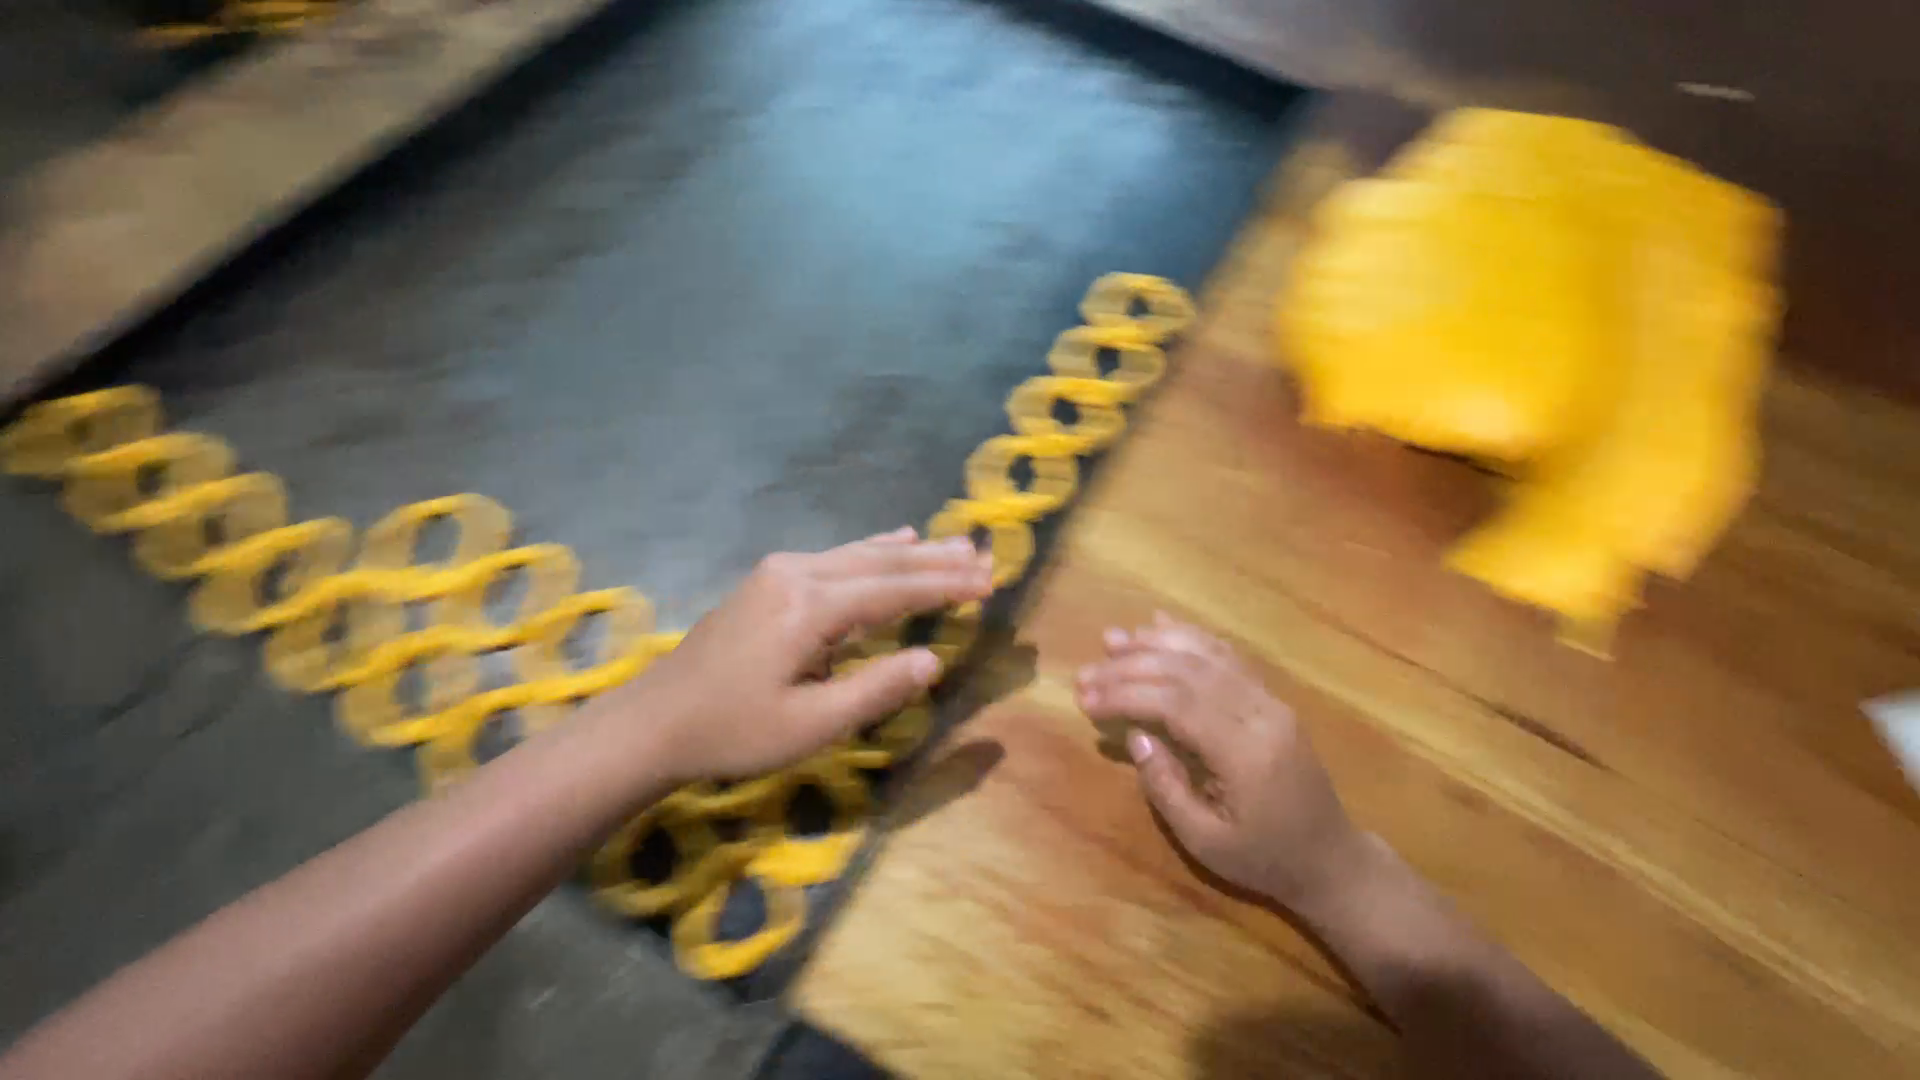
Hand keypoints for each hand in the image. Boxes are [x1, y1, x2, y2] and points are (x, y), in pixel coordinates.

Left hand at [619, 528, 992, 783]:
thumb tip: (934, 658)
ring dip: (909, 552)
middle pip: (880, 562)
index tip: (989, 582)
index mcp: (809, 608)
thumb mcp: (810, 725)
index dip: (944, 587)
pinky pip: (835, 558)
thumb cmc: (733, 732)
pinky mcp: (769, 581)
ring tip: (956, 546)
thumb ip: (876, 689)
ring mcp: (779, 573)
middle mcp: (797, 575)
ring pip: (859, 555)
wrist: (654, 722)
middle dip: (935, 561)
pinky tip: (895, 539)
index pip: (893, 589)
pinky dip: (873, 551)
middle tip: (985, 556)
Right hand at [1075, 613, 1369, 913]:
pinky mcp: (1269, 698)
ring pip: (1206, 655)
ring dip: (1155, 644)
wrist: (1330, 859)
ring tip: (1112, 640)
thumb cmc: (1263, 858)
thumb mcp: (1205, 842)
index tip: (1087, 701)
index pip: (1176, 703)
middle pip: (1187, 671)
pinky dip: (1189, 637)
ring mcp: (1269, 701)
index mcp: (1246, 752)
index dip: (1126, 694)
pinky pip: (1226, 656)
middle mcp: (1261, 713)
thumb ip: (1166, 787)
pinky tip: (1159, 625)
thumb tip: (1135, 736)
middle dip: (1130, 668)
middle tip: (1086, 674)